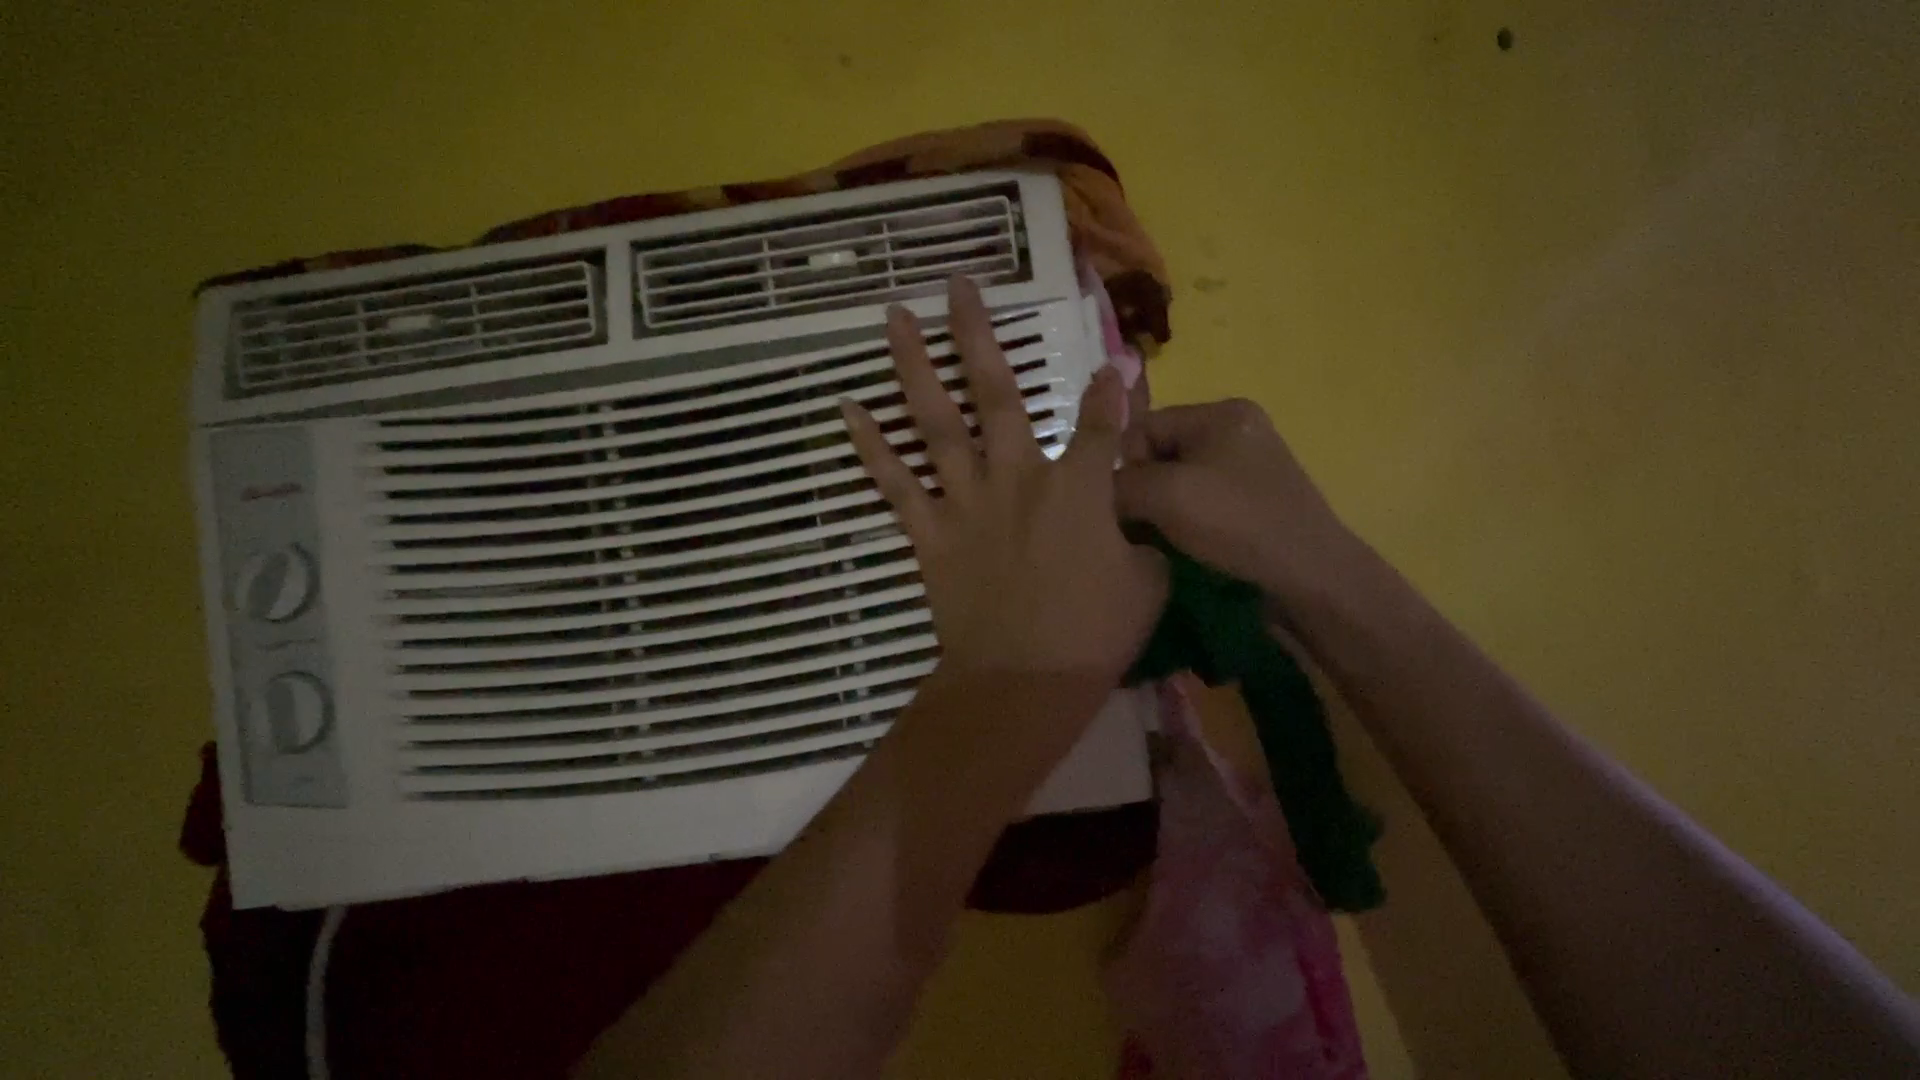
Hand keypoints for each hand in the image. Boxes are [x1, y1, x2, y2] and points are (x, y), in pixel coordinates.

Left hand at [840, 277, 1166, 684]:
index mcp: (1080, 489)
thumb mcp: (1149, 583)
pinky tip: (846, 407)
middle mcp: (1019, 477)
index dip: (1109, 390)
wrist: (1024, 683)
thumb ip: (1147, 536)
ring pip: (937, 421)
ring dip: (914, 365)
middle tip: (957, 284)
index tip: (1111, 362)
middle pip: (998, 393)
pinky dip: (869, 447)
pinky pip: (894, 483)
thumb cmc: (1094, 637)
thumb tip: (1141, 518)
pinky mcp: (929, 532)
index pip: (1102, 424)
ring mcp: (967, 501)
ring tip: (893, 317)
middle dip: (977, 334)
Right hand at [1115, 399, 1362, 605]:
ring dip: (1160, 508)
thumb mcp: (1166, 496)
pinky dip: (1185, 519)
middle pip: (1160, 451)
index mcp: (1221, 412)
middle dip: (1142, 487)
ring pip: (1178, 479)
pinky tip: (1183, 543)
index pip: (1143, 425)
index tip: (1122, 504)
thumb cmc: (1238, 524)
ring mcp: (1249, 465)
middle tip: (1136, 524)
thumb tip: (1096, 491)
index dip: (1124, 464)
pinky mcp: (1254, 499)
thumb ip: (1120, 484)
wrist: (1311, 577)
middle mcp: (1237, 429)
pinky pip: (1202, 499)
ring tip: (1157, 537)